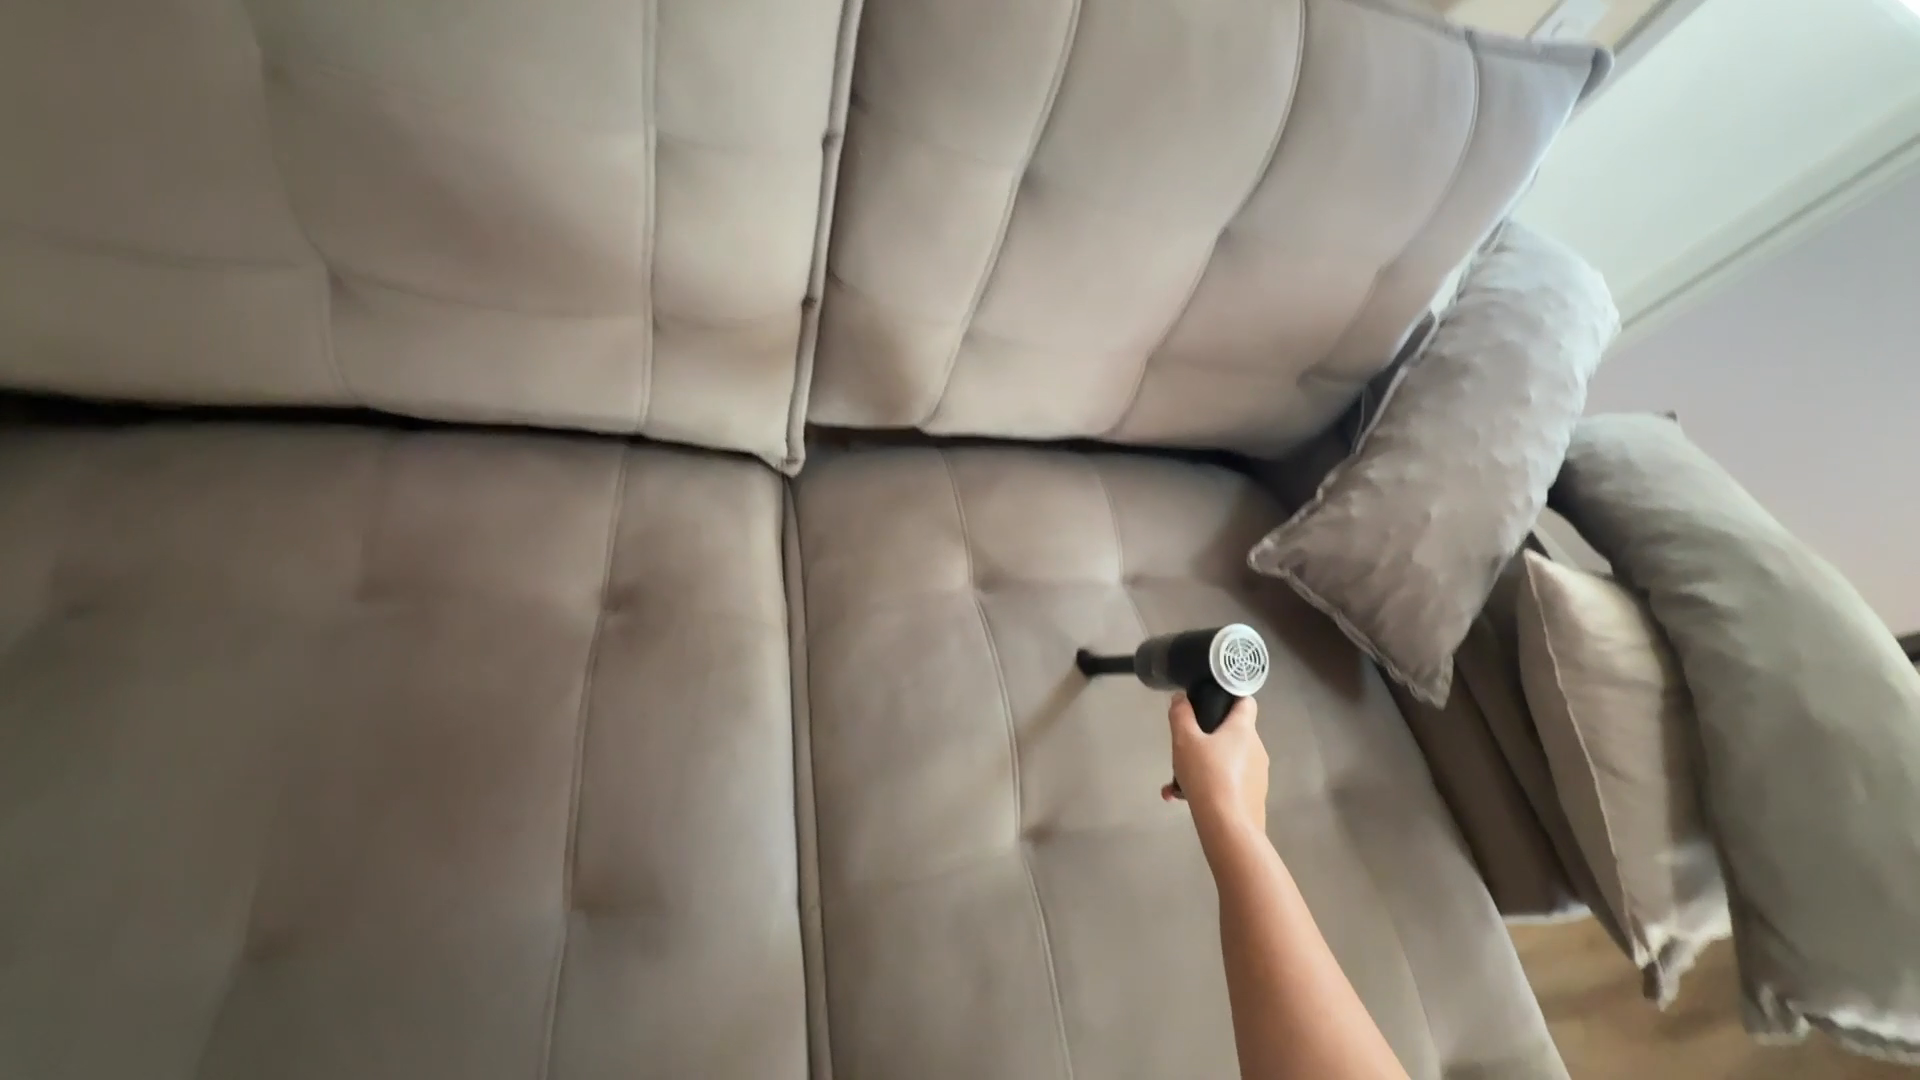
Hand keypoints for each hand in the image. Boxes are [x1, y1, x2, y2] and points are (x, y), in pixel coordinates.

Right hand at [1162, 693, 1267, 840]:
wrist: (1228, 825)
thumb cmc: (1207, 774)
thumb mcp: (1184, 740)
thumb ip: (1181, 715)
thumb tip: (1181, 698)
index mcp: (1243, 729)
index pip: (1246, 700)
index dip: (1230, 696)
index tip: (1210, 701)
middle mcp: (1256, 748)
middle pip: (1232, 733)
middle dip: (1207, 738)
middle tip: (1184, 748)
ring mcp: (1258, 774)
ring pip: (1227, 760)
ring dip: (1204, 765)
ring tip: (1177, 783)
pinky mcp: (1255, 795)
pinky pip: (1229, 782)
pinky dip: (1210, 785)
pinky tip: (1185, 798)